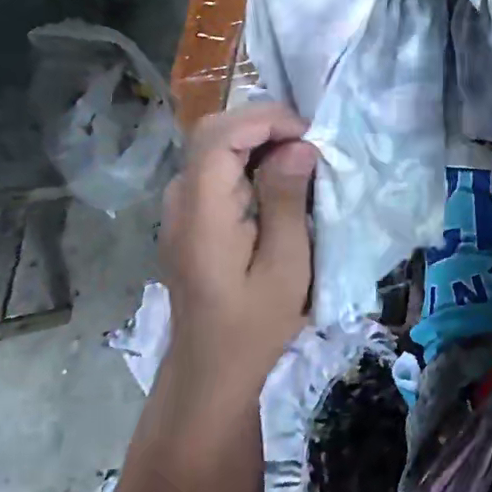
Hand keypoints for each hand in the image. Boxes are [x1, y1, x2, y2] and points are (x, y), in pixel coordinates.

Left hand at [160, 103, 317, 371]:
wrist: (211, 370)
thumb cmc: (255, 324)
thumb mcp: (286, 266)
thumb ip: (287, 200)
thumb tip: (299, 146)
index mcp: (202, 214)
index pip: (220, 137)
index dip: (266, 121)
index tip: (311, 136)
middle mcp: (180, 201)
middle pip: (213, 133)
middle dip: (265, 124)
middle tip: (312, 144)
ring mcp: (179, 208)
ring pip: (213, 146)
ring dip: (259, 140)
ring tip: (304, 158)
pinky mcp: (189, 216)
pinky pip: (216, 168)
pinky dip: (250, 158)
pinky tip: (280, 178)